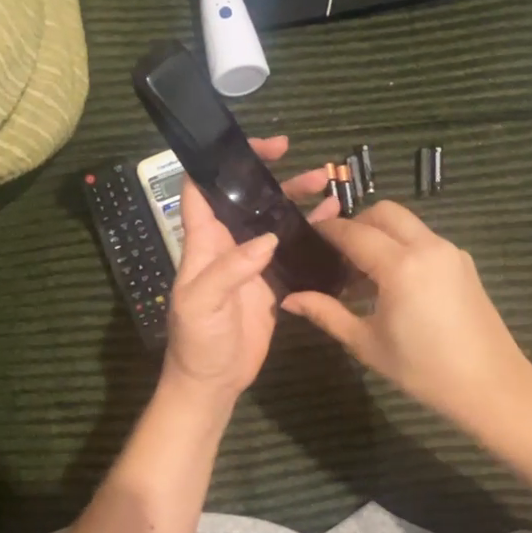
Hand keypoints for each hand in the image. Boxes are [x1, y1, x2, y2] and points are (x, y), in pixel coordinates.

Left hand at [161, 137, 336, 400]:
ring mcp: (251, 264)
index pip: (202, 190)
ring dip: (298, 202)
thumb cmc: (197, 342)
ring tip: (329, 186)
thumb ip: (230, 269)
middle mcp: (227, 245)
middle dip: (275, 178)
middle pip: (248, 200)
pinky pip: (292, 250)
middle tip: (310, 165)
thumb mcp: (202, 303)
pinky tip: (334, 222)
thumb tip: (268, 239)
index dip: (222, 163)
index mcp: (203, 243)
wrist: (213, 383)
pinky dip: (311, 234)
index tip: (259, 149)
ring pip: (274, 222)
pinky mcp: (272, 283)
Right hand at [281, 201, 531, 430]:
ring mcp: (450, 253)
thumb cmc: (423, 370)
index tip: (306, 237)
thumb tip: (289, 299)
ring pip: (407, 225)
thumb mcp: (367, 343)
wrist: (492, 387)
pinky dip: (402, 248)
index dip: (327, 231)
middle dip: (356, 224)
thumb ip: (326, 313)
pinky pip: (424, 241)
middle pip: (384, 213)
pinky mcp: (463, 264)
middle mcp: (427, 247)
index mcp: (400, 266)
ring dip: (380, 236)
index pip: (353, 232)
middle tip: (336, 256)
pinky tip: (391, 286)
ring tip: (360, 277)